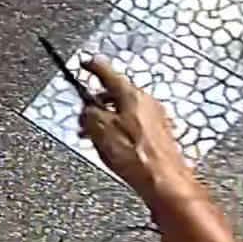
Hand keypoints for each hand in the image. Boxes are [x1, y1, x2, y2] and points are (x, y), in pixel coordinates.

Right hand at [78, 56, 199, 204]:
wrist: (161, 180)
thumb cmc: (133, 154)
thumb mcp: (98, 129)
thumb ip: (88, 113)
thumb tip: (86, 108)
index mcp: (133, 97)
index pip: (109, 75)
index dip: (94, 67)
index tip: (85, 61)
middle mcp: (147, 103)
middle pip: (115, 94)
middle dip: (96, 102)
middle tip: (81, 114)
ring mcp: (155, 118)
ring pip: (122, 110)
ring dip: (104, 118)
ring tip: (90, 135)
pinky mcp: (157, 133)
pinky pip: (130, 123)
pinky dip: (115, 128)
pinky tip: (108, 144)